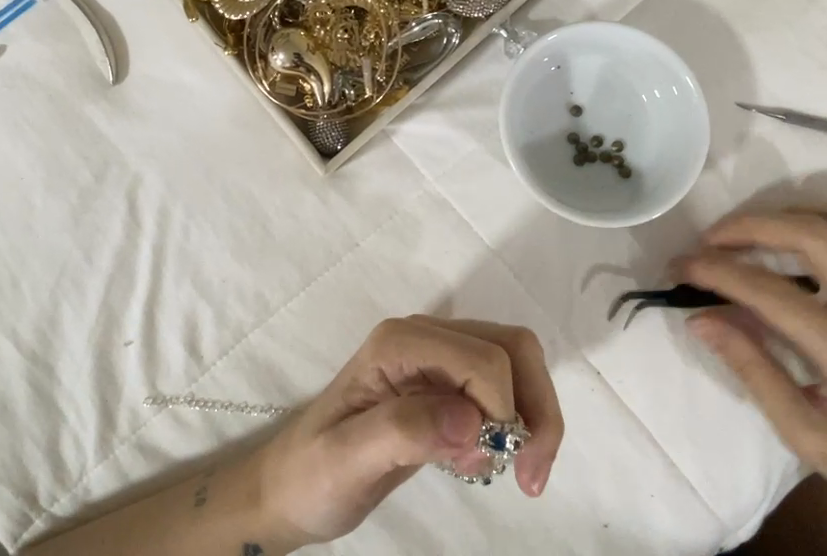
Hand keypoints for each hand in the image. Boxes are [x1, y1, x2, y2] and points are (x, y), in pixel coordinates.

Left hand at [249, 315, 564, 548]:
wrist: (292, 488)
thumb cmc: (312, 475)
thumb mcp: (345, 460)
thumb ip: (403, 431)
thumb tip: (472, 418)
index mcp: (399, 344)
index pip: (481, 356)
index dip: (503, 407)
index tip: (493, 461)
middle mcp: (424, 338)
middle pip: (510, 348)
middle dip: (534, 407)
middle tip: (530, 475)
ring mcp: (437, 358)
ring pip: (515, 363)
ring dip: (532, 415)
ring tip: (518, 472)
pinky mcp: (446, 385)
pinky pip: (502, 388)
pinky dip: (515, 422)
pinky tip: (487, 461)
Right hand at [675, 208, 826, 555]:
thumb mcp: (805, 435)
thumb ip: (753, 370)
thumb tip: (700, 318)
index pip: (773, 294)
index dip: (718, 272)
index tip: (680, 266)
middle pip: (817, 238)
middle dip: (753, 226)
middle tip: (713, 237)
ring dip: (805, 214)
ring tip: (767, 229)